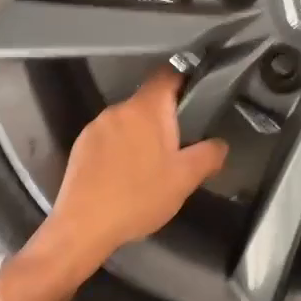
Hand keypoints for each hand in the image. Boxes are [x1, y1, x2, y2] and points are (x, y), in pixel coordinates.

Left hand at [41, 67, 228, 266]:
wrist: (84, 225)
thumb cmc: (139, 197)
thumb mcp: (185, 179)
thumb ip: (208, 155)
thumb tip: (220, 144)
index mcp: (146, 109)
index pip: (167, 75)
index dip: (184, 79)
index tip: (197, 96)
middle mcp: (118, 110)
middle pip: (147, 102)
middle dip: (164, 120)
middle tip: (178, 148)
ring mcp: (95, 127)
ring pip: (127, 122)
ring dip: (140, 137)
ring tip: (150, 168)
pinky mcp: (80, 146)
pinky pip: (108, 139)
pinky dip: (120, 150)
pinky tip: (124, 177)